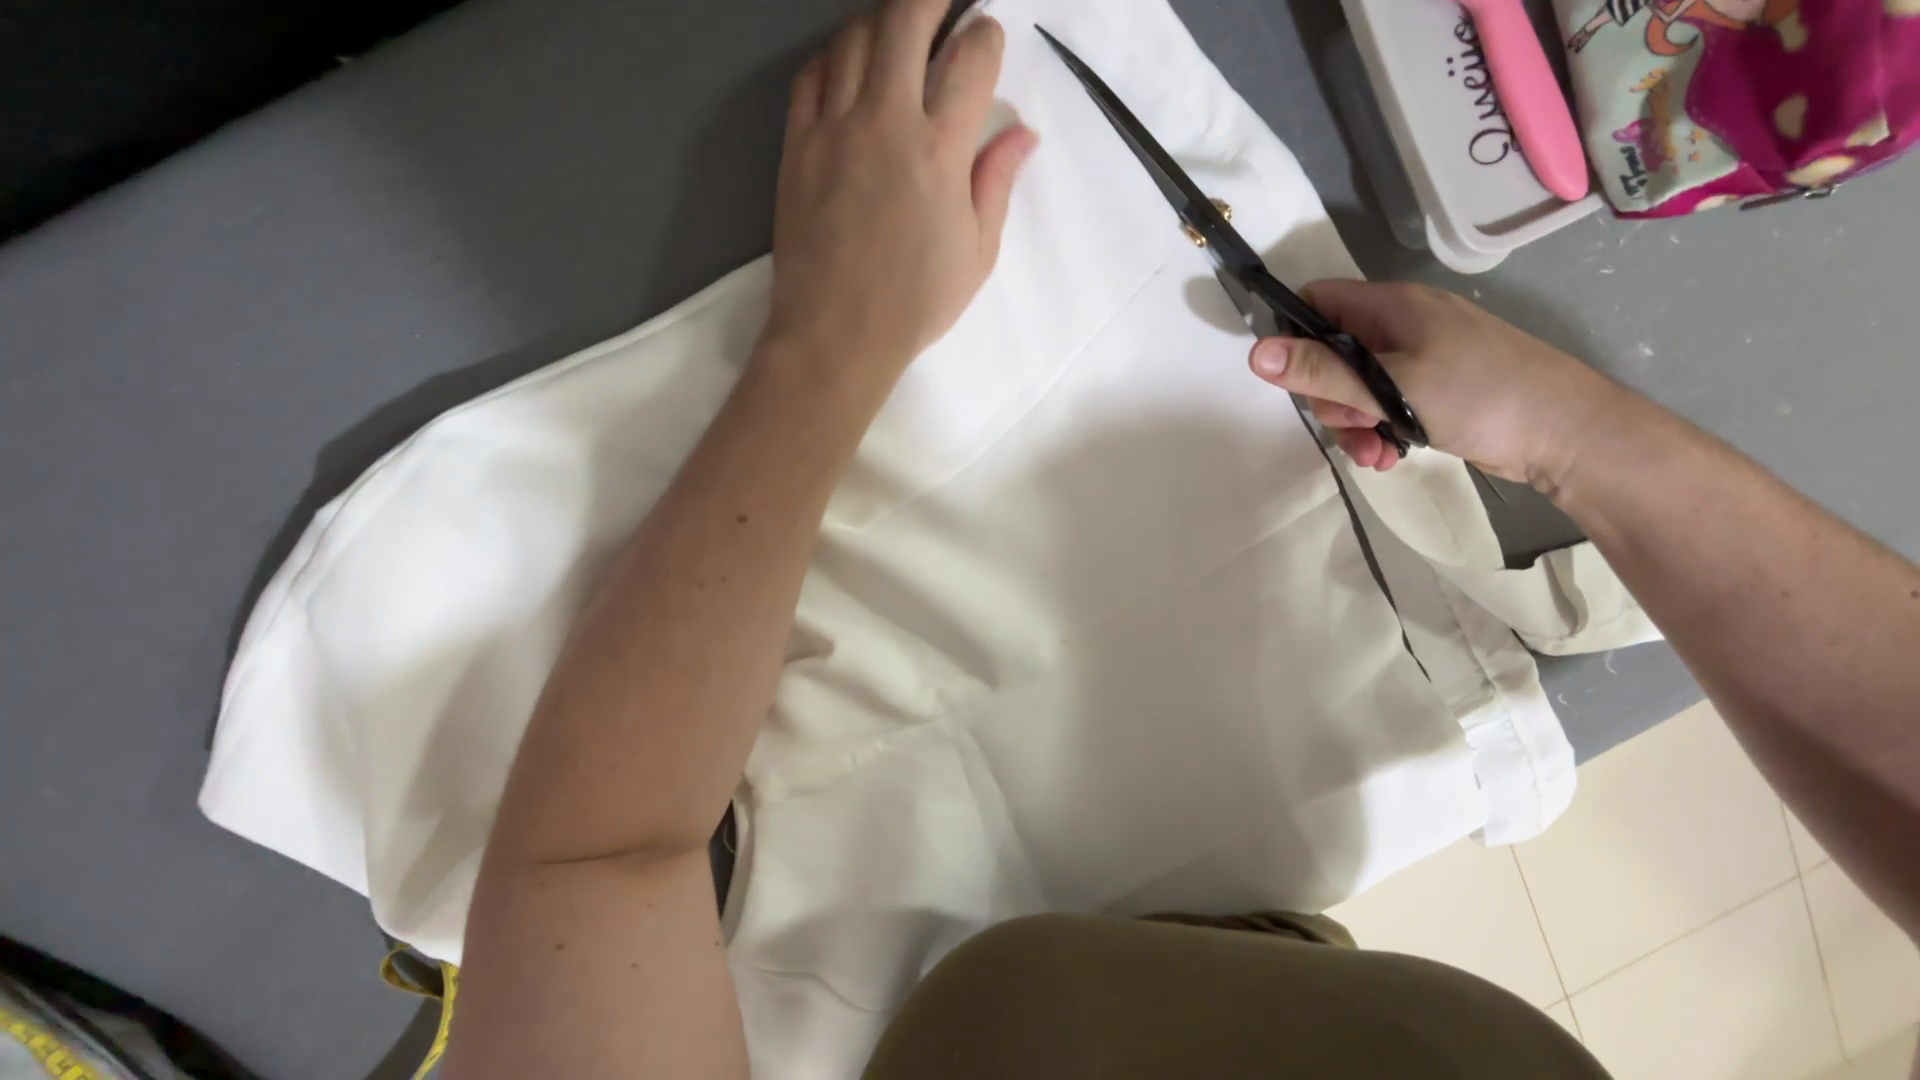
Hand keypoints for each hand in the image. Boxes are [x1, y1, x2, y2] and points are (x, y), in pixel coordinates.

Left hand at [760, 0, 1038, 384]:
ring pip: (854, 38)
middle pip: (906, 20)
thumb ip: (997, 183)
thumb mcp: (977, 253)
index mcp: (940, 152)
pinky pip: (811, 75)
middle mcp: (885, 123)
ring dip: (882, 21)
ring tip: (899, 29)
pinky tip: (849, 65)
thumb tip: (1023, 134)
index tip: (988, 39)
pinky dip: (834, 56)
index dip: (986, 35)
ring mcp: (833, 129)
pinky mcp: (796, 146)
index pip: (971, 58)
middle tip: (944, 3)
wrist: (835, 335)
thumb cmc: (915, 303)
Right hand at [1248, 280, 1629, 490]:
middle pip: (1331, 353)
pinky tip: (1389, 456)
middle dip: (1330, 397)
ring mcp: (1419, 359)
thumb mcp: (1389, 385)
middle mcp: (1402, 326)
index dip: (1294, 335)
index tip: (1293, 379)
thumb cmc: (1480, 395)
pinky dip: (1378, 431)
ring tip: (1374, 454)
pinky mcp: (1432, 391)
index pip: (1318, 301)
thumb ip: (1321, 371)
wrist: (1567, 433)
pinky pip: (1384, 406)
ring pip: (1355, 388)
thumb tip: (1255, 353)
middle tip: (1350, 423)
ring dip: (1353, 424)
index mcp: (1392, 306)